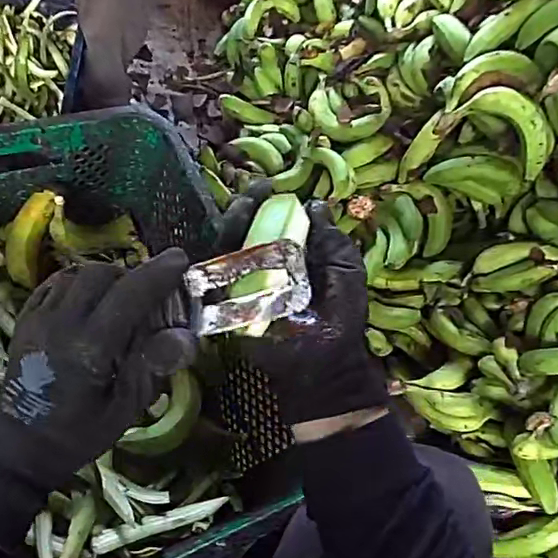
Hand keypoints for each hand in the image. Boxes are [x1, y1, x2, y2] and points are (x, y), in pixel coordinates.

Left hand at [0, 249, 193, 486]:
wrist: (21, 447)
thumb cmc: (78, 434)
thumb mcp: (123, 409)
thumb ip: (152, 367)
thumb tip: (186, 336)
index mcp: (90, 347)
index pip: (129, 295)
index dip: (158, 274)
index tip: (180, 259)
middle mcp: (61, 323)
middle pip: (101, 275)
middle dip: (131, 275)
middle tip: (149, 293)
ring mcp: (38, 318)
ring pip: (75, 275)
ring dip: (103, 277)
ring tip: (119, 297)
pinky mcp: (24, 320)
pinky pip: (53, 285)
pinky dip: (76, 282)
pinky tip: (88, 299)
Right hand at [213, 193, 387, 430]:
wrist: (323, 369)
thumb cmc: (339, 323)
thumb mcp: (344, 272)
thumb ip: (332, 241)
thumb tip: (315, 206)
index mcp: (287, 261)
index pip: (268, 226)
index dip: (266, 206)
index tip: (269, 188)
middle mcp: (259, 273)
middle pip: (241, 234)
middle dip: (243, 210)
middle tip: (251, 194)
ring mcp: (239, 292)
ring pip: (224, 252)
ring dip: (230, 227)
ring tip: (240, 208)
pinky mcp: (224, 312)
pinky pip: (212, 283)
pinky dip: (213, 261)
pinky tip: (224, 241)